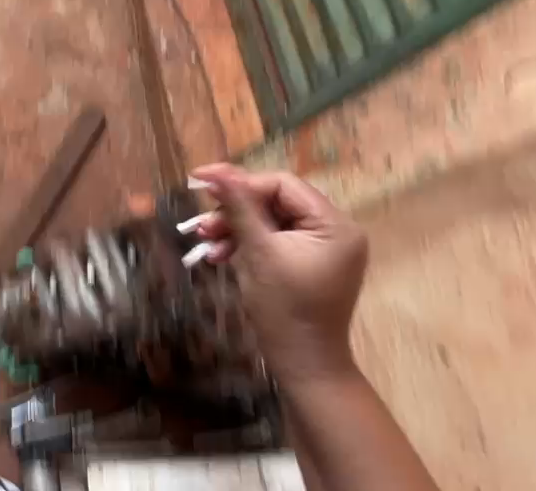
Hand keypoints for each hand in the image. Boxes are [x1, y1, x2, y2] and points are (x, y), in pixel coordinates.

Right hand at [191, 164, 367, 386]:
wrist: (303, 364)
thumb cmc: (285, 308)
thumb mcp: (258, 251)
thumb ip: (239, 206)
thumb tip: (216, 171)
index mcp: (334, 225)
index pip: (281, 185)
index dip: (239, 181)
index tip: (201, 182)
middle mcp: (334, 230)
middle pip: (273, 200)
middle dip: (234, 210)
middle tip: (201, 222)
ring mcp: (321, 246)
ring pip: (268, 219)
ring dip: (234, 227)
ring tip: (205, 240)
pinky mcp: (307, 259)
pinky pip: (272, 237)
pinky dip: (246, 243)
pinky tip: (219, 254)